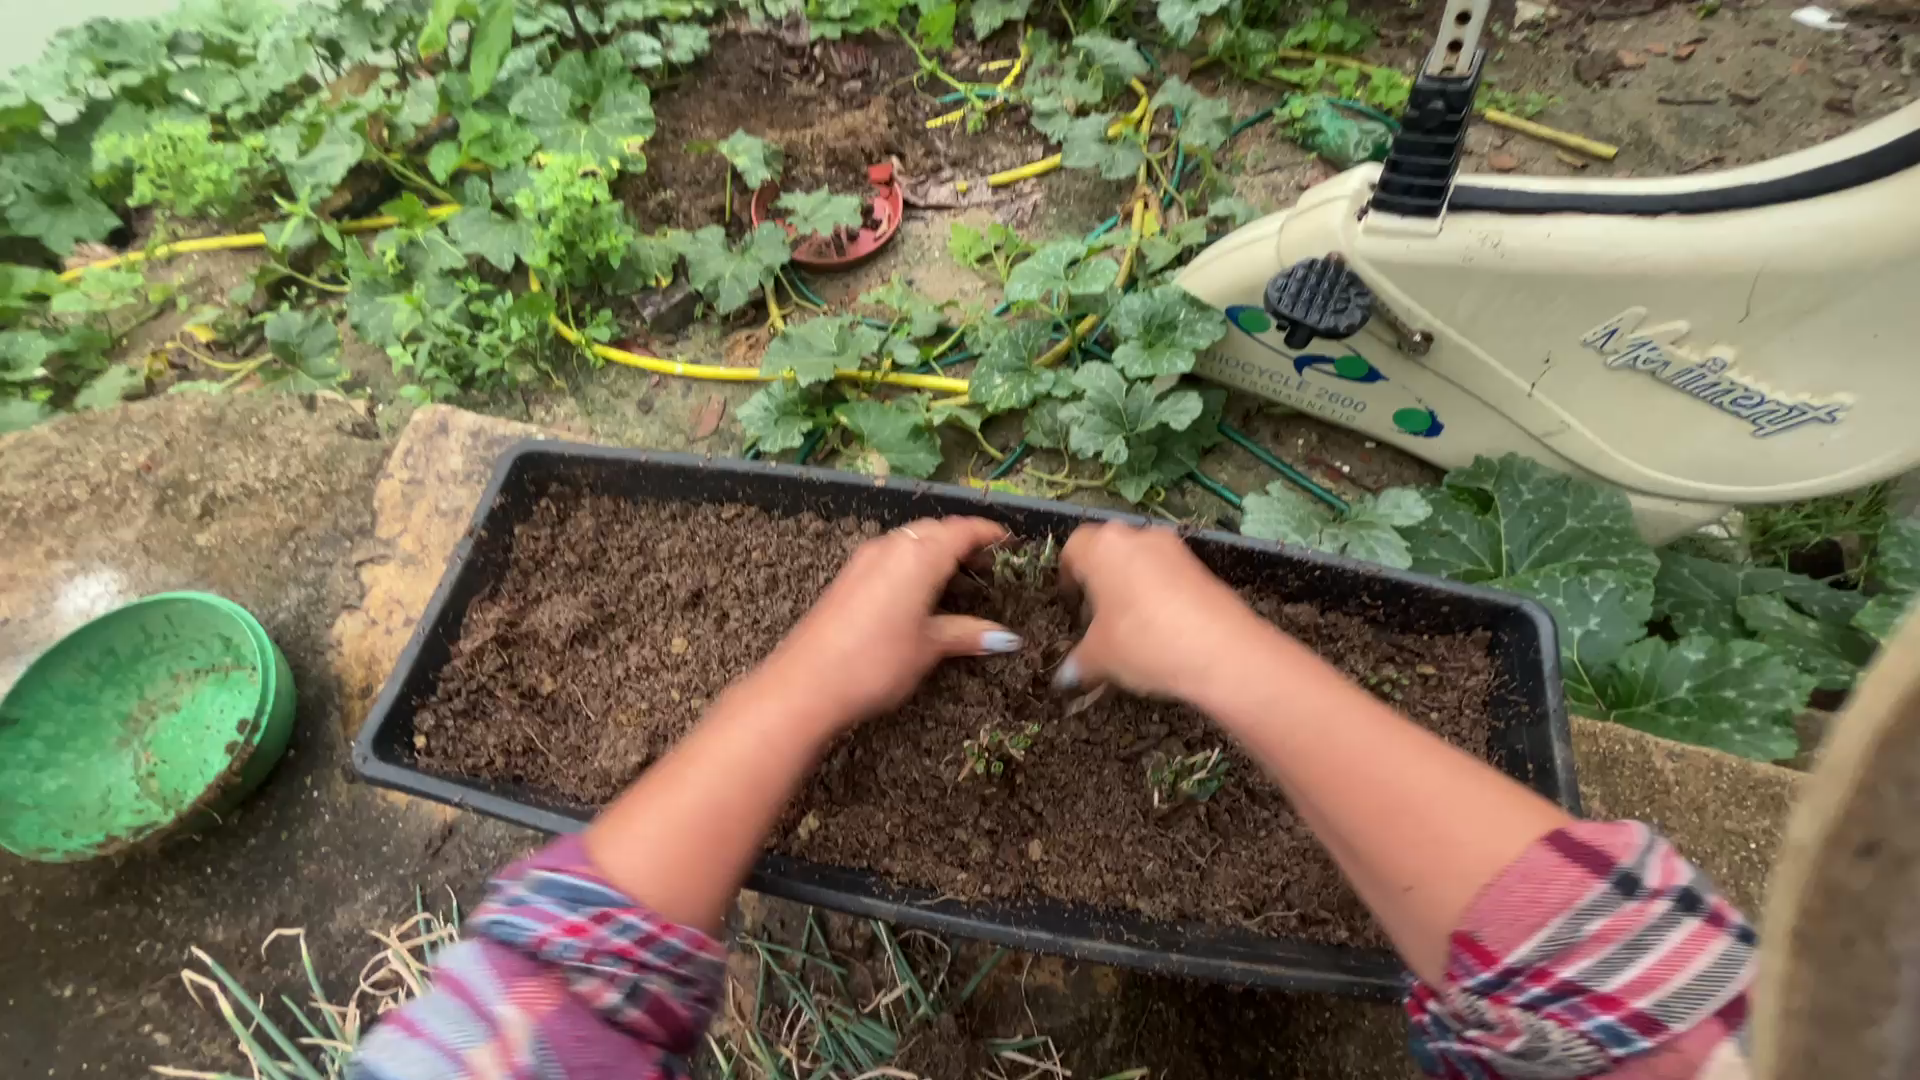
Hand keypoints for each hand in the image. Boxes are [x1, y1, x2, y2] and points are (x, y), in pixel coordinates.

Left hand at [751, 516, 1017, 729]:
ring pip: (910, 540)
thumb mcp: (929, 647)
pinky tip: (920, 590)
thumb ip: (968, 633)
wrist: (804, 684)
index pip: (963, 530)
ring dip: (937, 549)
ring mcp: (865, 559)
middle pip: (936, 529)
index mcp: (919, 555)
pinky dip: (914, 561)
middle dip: (964, 540)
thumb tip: (1008, 638)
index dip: (990, 533)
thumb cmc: (876, 662)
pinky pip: (891, 554)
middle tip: (988, 564)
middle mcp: (891, 546)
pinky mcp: (848, 576)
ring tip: (959, 577)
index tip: (1011, 542)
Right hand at [1054, 521, 1286, 707]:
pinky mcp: (1200, 565)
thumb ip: (1077, 662)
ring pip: (1138, 561)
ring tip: (1129, 626)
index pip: (1072, 549)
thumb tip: (1065, 676)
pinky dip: (1157, 593)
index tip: (1070, 604)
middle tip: (1096, 618)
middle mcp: (1136, 536)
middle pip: (1107, 552)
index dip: (1067, 577)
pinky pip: (1166, 573)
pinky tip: (1160, 627)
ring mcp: (1173, 548)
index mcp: (1102, 547)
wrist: (1224, 651)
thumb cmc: (1144, 642)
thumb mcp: (1100, 657)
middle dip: (1099, 581)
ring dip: (1129, 586)